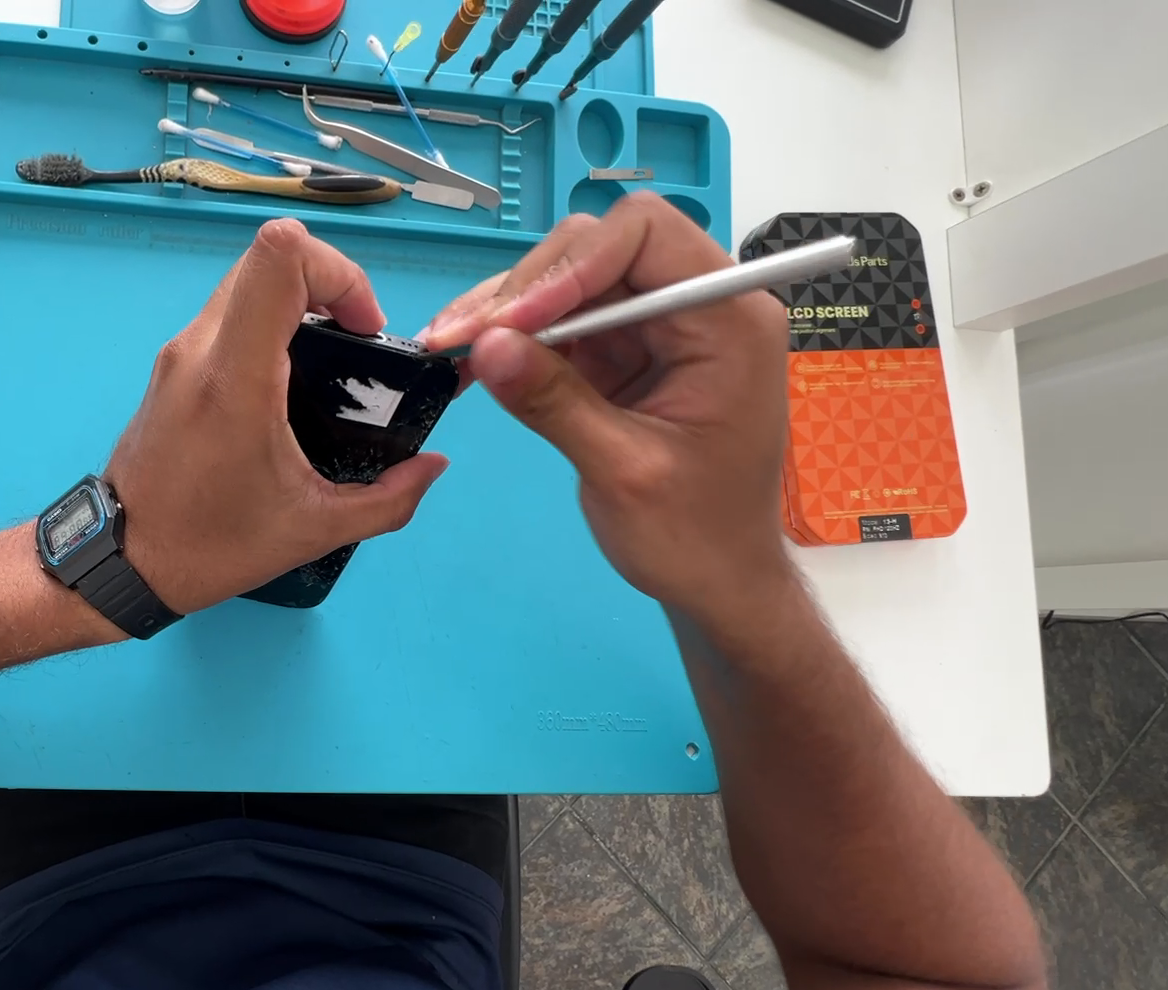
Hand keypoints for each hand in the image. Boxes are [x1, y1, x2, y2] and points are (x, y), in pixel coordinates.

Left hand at [104, 219, 448, 614]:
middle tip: (354, 347)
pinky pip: (227, 317)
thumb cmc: (213, 546)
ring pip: (246, 284)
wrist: (124, 562)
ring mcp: (177, 355)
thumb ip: (389, 499)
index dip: (339, 270)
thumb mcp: (314, 530)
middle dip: (328, 285)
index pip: (279, 256)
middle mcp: (199, 349)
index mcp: (235, 379)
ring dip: (296, 305)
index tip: (363, 329)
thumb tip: (432, 465)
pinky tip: (286, 385)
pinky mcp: (168, 369)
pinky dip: (267, 326)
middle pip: (268, 257)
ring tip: (326, 367)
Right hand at [422, 194, 793, 617]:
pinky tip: (467, 363)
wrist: (712, 576)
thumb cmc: (690, 533)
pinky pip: (556, 325)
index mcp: (724, 320)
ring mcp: (650, 329)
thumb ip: (555, 403)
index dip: (568, 267)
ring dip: (502, 313)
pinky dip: (509, 340)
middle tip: (453, 342)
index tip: (510, 325)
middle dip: (521, 291)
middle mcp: (690, 306)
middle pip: (595, 251)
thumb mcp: (622, 470)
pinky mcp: (617, 355)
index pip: (643, 235)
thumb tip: (484, 346)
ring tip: (443, 349)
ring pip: (565, 284)